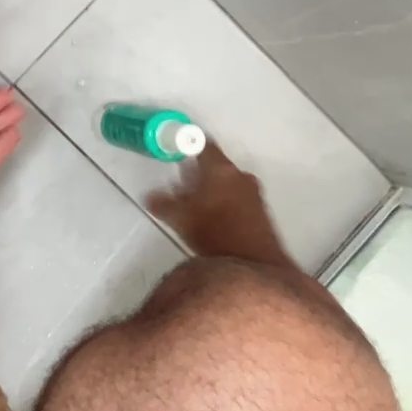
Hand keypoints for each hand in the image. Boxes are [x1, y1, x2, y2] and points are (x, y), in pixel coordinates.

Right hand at [146, 143, 289, 267]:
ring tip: (194, 204)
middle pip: (216, 165)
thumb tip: (149, 196)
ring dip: (211, 188)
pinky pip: (238, 197)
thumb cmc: (213, 234)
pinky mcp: (261, 212)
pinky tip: (211, 217)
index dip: (188, 144)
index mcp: (221, 170)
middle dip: (197, 172)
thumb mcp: (180, 219)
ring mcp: (254, 194)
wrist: (254, 266)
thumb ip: (163, 204)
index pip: (204, 145)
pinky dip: (224, 201)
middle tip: (179, 183)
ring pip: (228, 182)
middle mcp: (241, 176)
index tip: (176, 149)